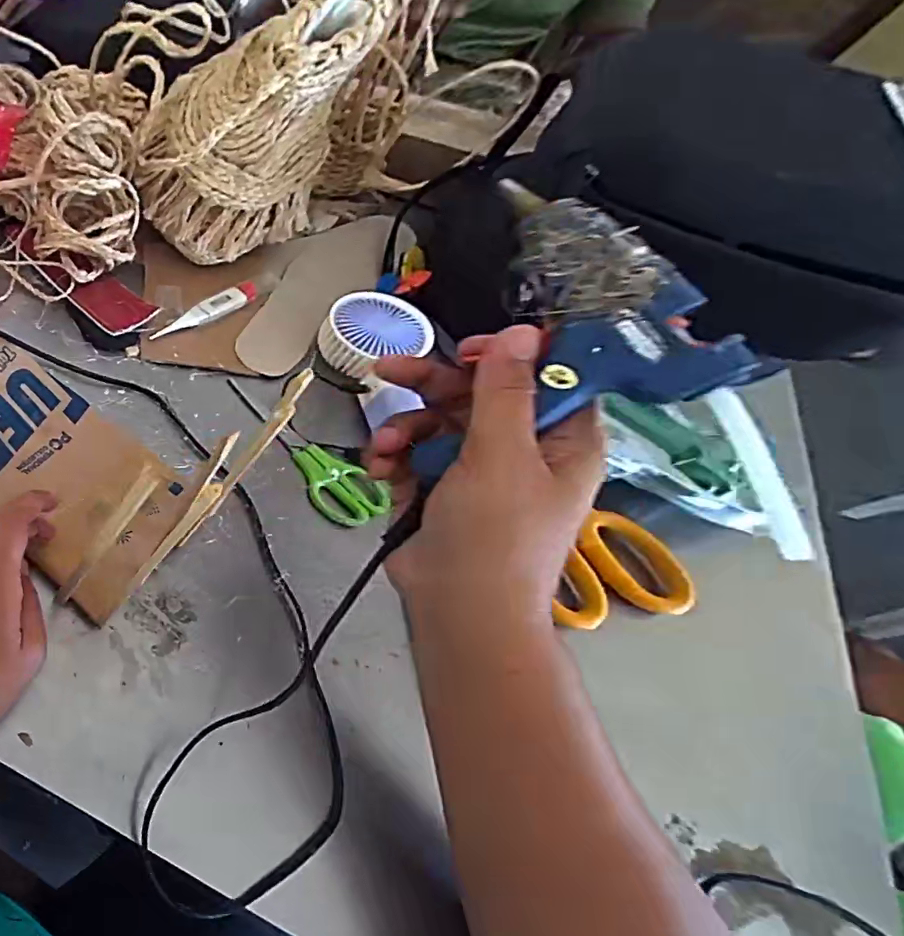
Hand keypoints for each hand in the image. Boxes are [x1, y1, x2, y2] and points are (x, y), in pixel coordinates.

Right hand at [365, 324, 604, 626]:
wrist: (454, 603)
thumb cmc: (494, 533)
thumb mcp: (500, 456)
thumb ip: (502, 393)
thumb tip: (520, 332)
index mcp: (558, 439)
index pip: (541, 378)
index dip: (505, 358)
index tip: (465, 350)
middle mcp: (517, 450)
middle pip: (473, 398)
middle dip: (428, 387)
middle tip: (386, 370)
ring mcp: (471, 471)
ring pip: (432, 426)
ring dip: (401, 431)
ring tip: (382, 450)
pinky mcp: (432, 490)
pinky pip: (410, 457)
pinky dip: (390, 460)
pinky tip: (377, 471)